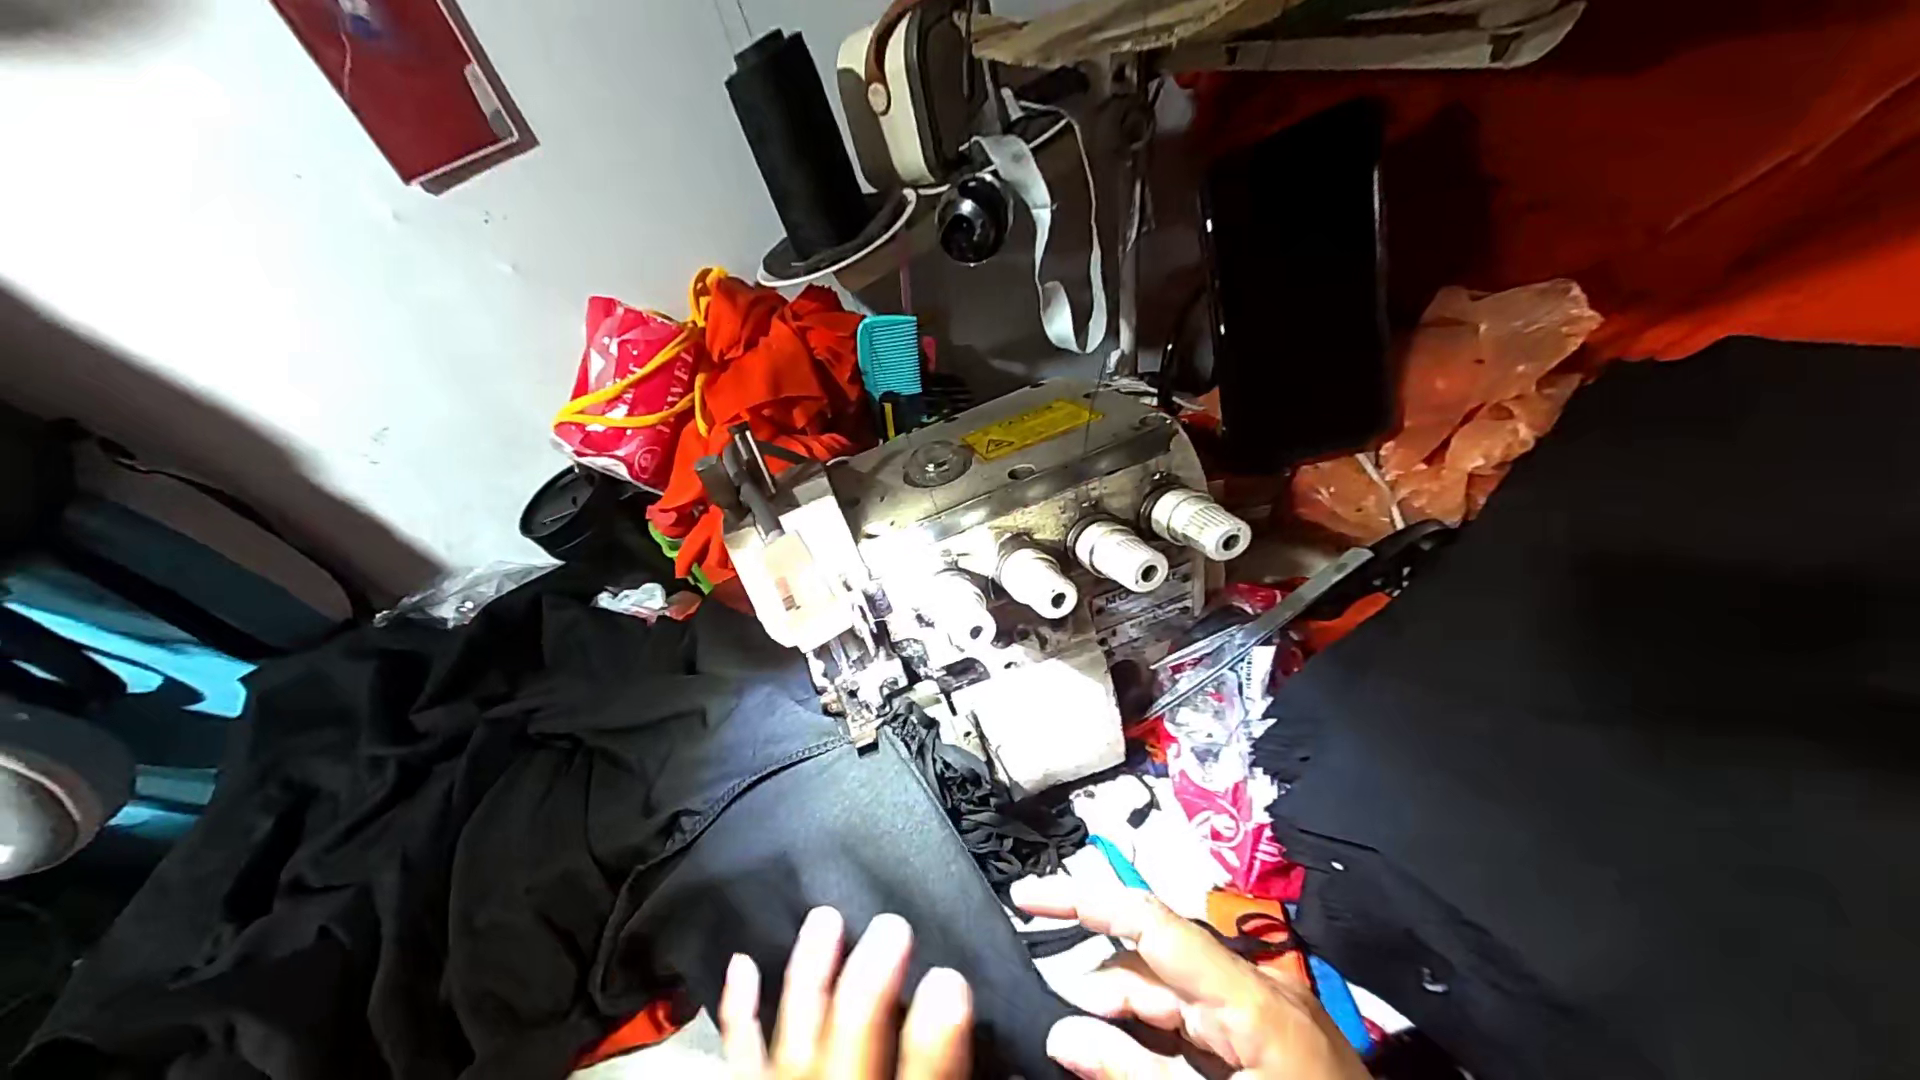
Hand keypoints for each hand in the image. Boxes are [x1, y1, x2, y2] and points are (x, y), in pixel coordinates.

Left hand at [718, 907, 973, 1079]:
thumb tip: (1002, 1055)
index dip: (936, 1035)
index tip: (950, 979)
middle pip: (851, 1049)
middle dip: (869, 986)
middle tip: (892, 928)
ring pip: (792, 1042)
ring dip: (808, 978)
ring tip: (825, 922)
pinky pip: (742, 1063)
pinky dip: (738, 1016)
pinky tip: (742, 967)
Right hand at [1011, 876, 1370, 1079]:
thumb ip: (1136, 1071)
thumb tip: (1061, 1034)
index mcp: (1247, 996)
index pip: (1149, 920)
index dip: (1081, 900)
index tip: (1025, 899)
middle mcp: (1250, 988)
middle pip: (1151, 961)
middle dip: (1095, 985)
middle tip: (1051, 1022)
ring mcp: (1258, 1014)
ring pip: (1166, 994)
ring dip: (1119, 1017)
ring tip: (1083, 1049)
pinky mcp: (1261, 1039)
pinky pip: (1189, 1024)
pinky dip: (1152, 1039)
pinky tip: (1125, 1058)